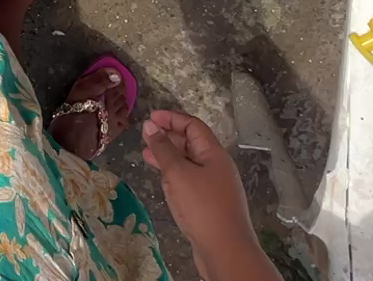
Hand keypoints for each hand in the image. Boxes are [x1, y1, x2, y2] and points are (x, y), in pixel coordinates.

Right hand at [142, 111, 274, 279]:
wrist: (226, 253)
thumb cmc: (202, 207)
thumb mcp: (177, 172)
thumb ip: (162, 148)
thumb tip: (149, 125)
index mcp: (214, 154)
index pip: (192, 125)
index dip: (171, 118)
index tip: (150, 118)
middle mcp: (217, 167)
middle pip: (192, 143)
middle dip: (168, 137)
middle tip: (145, 137)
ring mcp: (216, 187)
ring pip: (189, 163)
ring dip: (169, 157)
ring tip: (147, 157)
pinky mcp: (211, 205)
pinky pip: (190, 180)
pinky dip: (175, 175)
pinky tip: (163, 181)